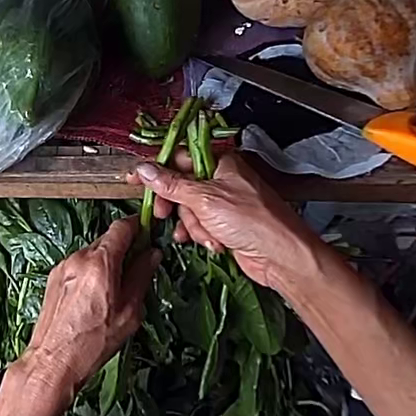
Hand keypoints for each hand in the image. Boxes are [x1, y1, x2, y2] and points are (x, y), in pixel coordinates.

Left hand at [20, 216, 159, 396]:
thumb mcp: (129, 312)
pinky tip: (95, 295)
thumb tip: (152, 255)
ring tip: (115, 288)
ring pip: (93, 252)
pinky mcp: (54, 276)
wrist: (53, 361)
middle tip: (138, 264)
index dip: (138, 225)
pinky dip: (91, 271)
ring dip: (107, 261)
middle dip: (124, 247)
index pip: (122, 227)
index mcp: (100, 263)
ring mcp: (64, 266)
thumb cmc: (91, 343)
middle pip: (107, 238)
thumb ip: (141, 276)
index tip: (148, 230)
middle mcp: (79, 258)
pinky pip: (79, 264)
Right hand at [126, 152, 327, 291]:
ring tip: (204, 234)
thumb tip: (145, 169)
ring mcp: (224, 203)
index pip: (178, 159)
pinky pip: (200, 225)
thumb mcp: (205, 199)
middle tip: (164, 214)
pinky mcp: (226, 225)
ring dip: (191, 224)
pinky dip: (201, 234)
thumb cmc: (252, 221)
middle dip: (174, 204)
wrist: (281, 256)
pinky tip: (210, 243)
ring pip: (188, 209)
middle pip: (180, 187)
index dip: (156, 170)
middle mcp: (222, 179)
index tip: (134, 180)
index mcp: (220, 162)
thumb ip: (171, 184)